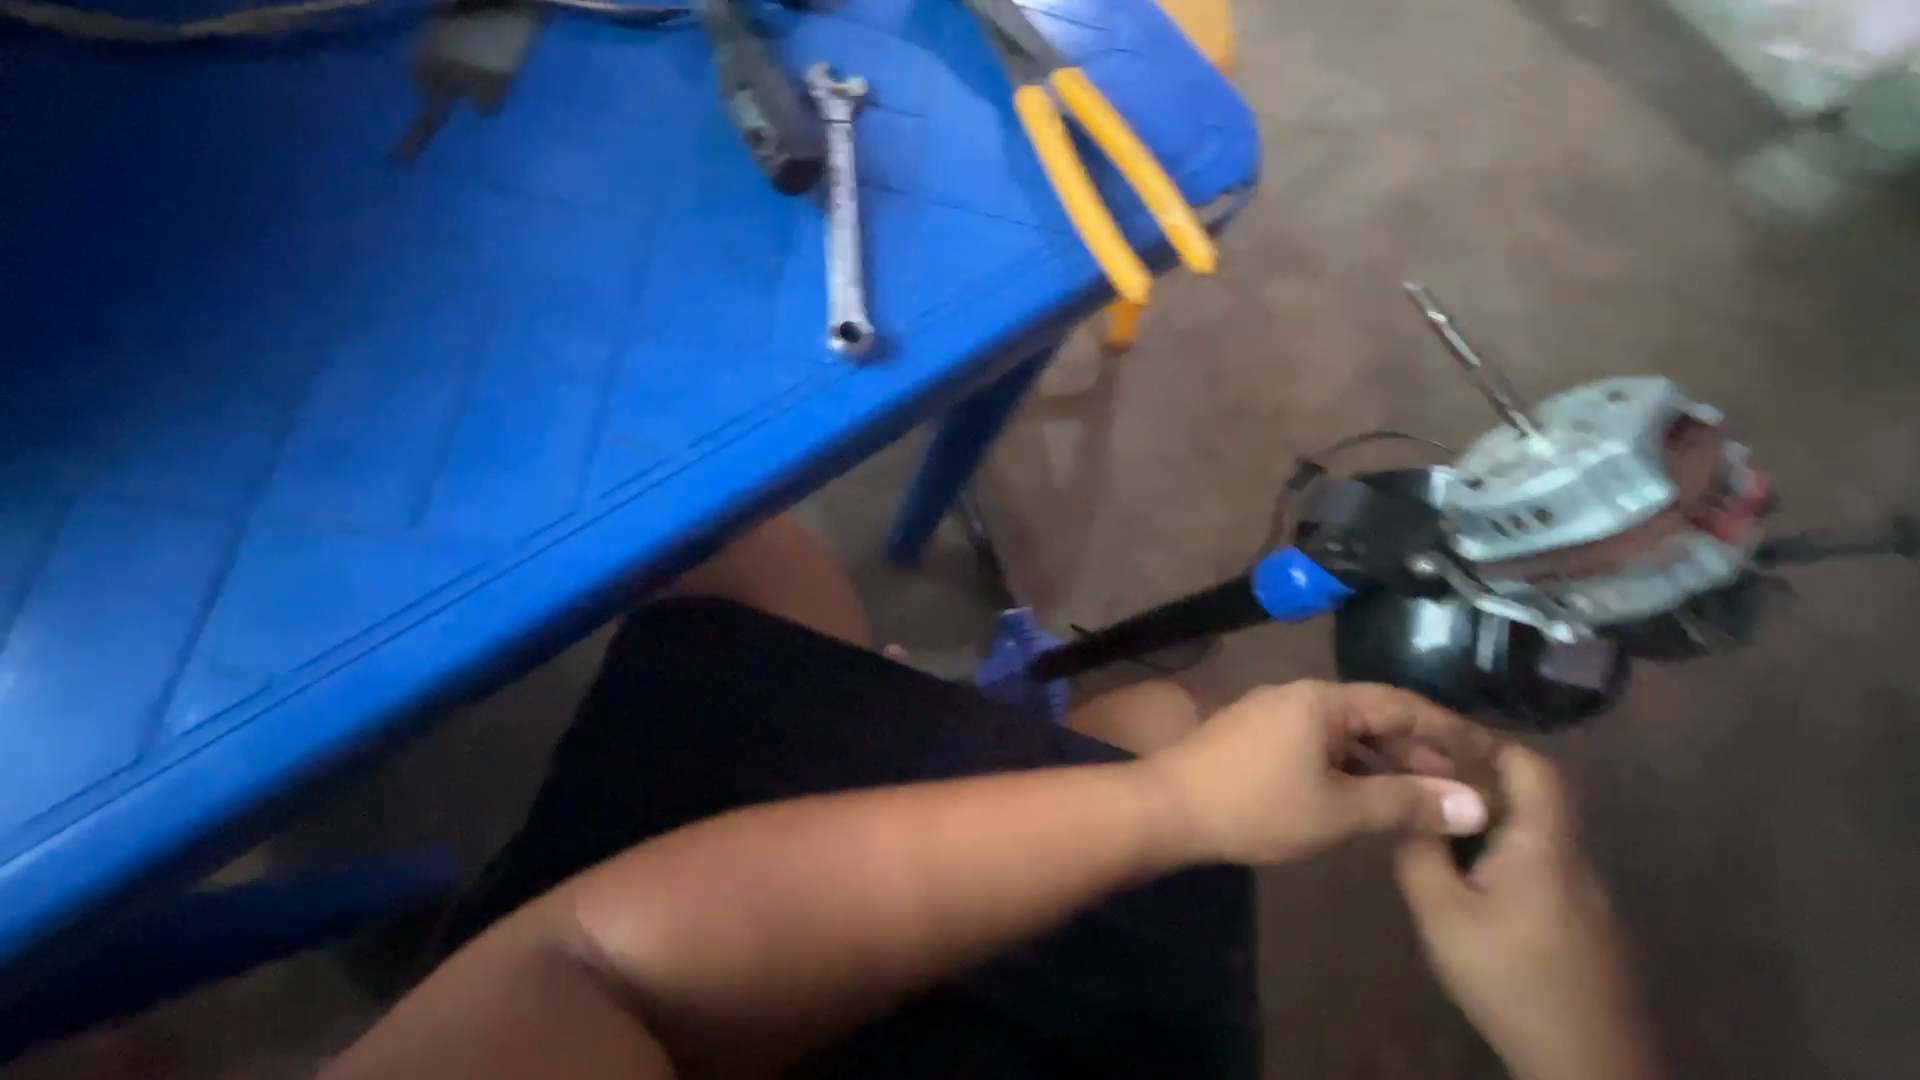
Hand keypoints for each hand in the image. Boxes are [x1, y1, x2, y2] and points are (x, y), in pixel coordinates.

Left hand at [1143, 680, 1491, 865]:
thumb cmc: (1257, 805)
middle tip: (1459, 787)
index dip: (1449, 730)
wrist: (1168, 808)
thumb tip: (1474, 803)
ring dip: (1379, 762)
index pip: (1401, 704)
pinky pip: (1314, 745)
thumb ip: (1407, 803)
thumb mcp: (1340, 810)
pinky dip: (1345, 767)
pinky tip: (1361, 797)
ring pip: (1340, 733)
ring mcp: (1269, 714)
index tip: (1490, 754)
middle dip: (1415, 750)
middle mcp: (1296, 696)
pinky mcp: (1251, 737)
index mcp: (1321, 699)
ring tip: (1418, 799)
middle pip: (1370, 716)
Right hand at [1394, 745, 1657, 1079]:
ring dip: (1489, 820)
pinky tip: (1473, 881)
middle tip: (1421, 785)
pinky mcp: (1590, 925)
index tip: (1433, 743)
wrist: (1589, 1065)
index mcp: (1544, 845)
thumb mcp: (1441, 913)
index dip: (1486, 743)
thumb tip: (1409, 808)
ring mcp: (1590, 895)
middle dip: (1476, 781)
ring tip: (1436, 828)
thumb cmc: (1508, 978)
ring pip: (1537, 833)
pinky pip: (1544, 866)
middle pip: (1533, 796)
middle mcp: (1575, 859)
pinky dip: (1506, 853)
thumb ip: (1419, 851)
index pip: (1531, 765)